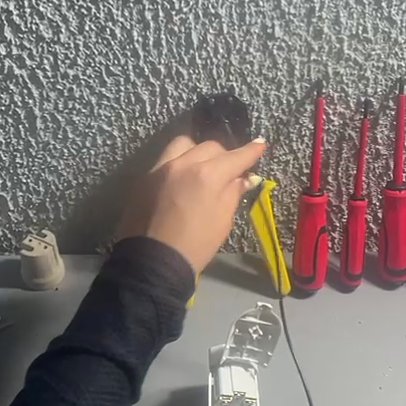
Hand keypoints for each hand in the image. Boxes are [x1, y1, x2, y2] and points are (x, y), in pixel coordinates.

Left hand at [114, 134, 266, 275]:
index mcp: (207, 175)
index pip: (235, 157)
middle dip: (224, 155)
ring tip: (201, 167)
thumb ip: (233, 192)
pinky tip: (182, 178)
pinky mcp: (146, 176)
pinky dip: (179, 161)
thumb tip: (242, 178)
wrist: (153, 261)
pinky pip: (166, 158)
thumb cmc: (196, 245)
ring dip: (198, 151)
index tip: (260, 145)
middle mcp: (184, 164)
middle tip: (229, 170)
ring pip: (184, 144)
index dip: (251, 151)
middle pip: (210, 147)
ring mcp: (161, 168)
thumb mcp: (223, 220)